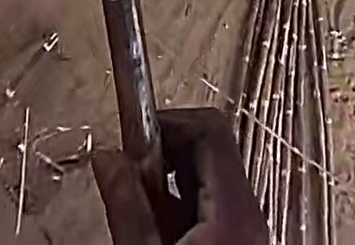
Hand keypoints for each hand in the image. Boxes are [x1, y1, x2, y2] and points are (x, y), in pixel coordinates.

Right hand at [93, 109, 265, 244]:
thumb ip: (127, 206)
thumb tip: (105, 154)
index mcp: (235, 212)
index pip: (209, 128)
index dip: (169, 122)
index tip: (136, 140)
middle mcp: (249, 215)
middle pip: (208, 143)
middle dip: (165, 149)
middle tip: (134, 172)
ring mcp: (247, 229)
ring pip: (207, 172)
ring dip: (169, 176)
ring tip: (144, 206)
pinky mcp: (238, 241)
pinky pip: (211, 199)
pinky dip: (180, 199)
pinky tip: (161, 228)